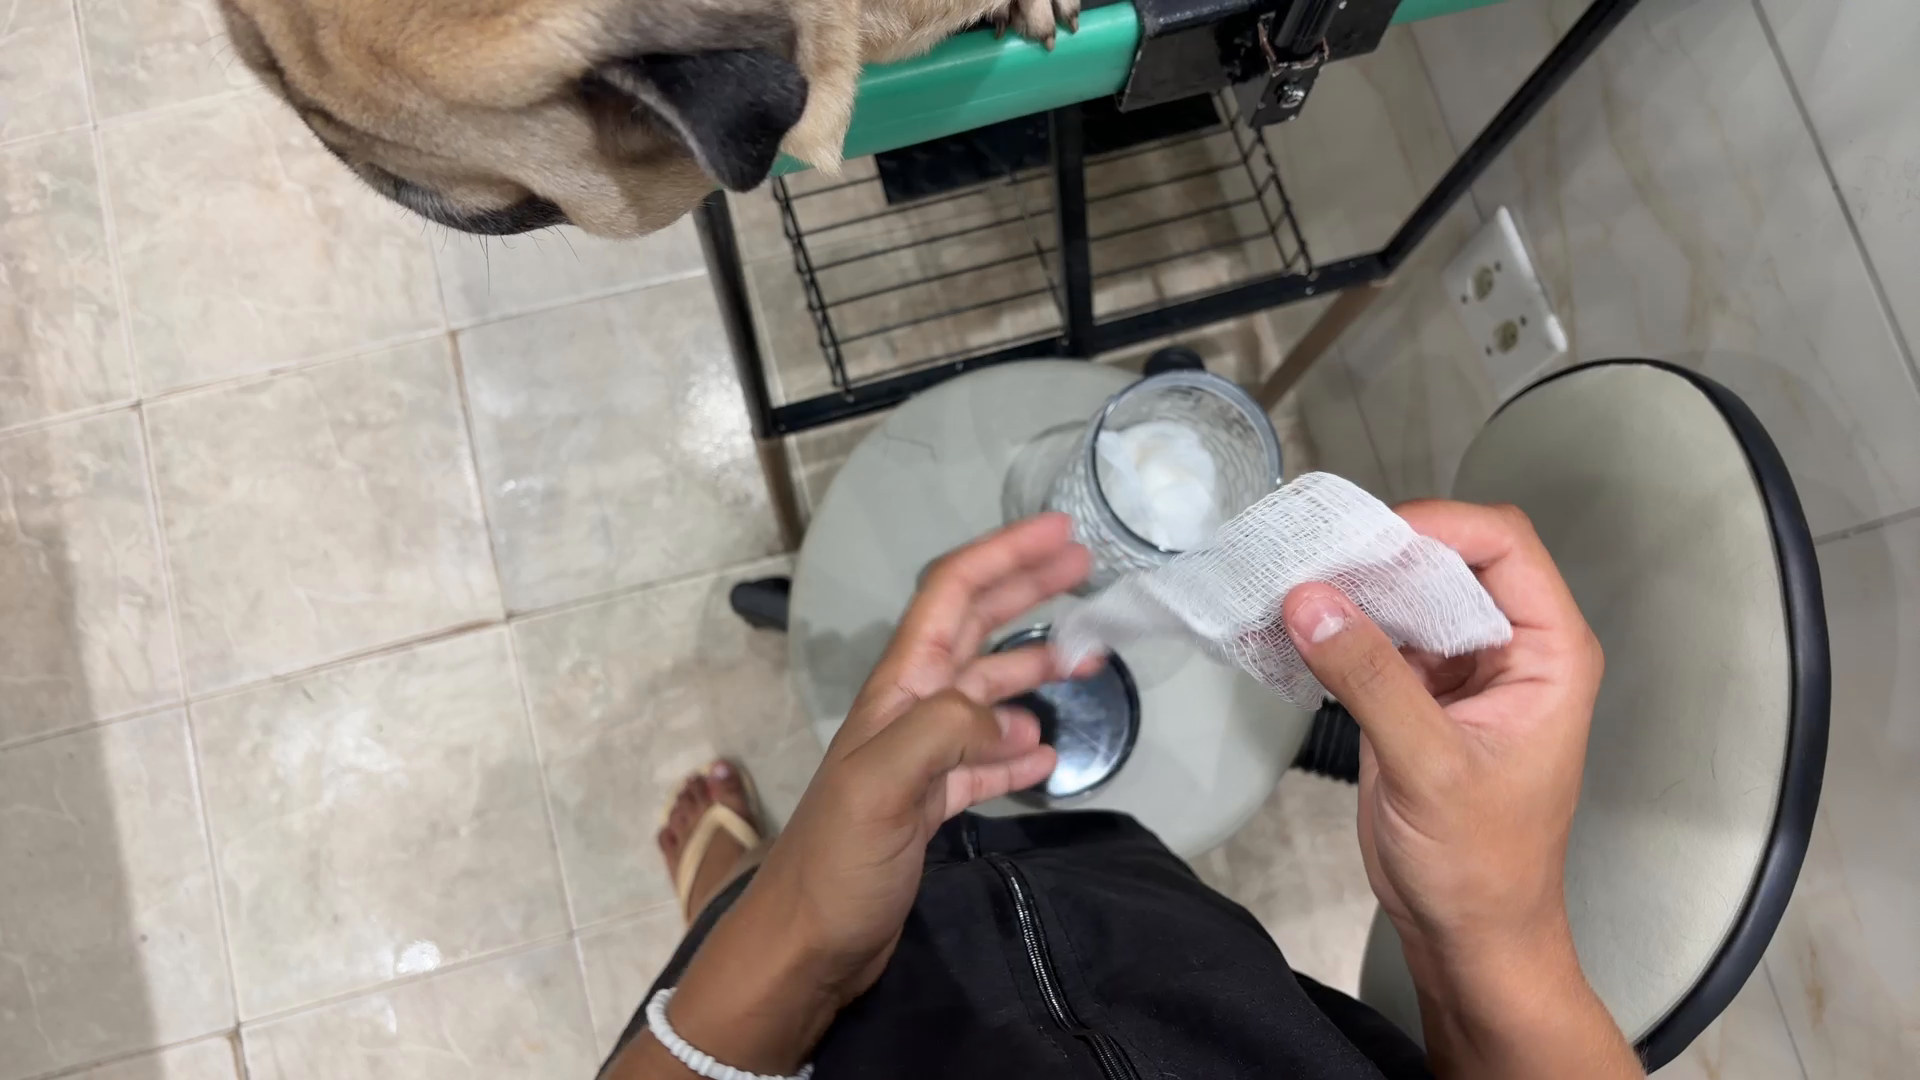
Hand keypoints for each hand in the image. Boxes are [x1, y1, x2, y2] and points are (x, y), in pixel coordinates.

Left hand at [620, 514, 1089, 1077]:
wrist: (809, 944)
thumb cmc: (837, 860)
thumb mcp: (882, 783)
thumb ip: (945, 730)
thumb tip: (1012, 724)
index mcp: (901, 683)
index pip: (955, 592)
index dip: (1005, 554)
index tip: (1061, 532)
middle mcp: (915, 704)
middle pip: (977, 625)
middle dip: (1027, 588)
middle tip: (1086, 566)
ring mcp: (926, 752)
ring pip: (990, 691)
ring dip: (1034, 670)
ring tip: (1087, 662)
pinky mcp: (935, 798)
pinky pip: (989, 758)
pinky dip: (1020, 750)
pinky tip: (1048, 756)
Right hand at [1283, 501, 1637, 1078]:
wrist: (1461, 922)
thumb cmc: (1481, 862)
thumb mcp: (1428, 766)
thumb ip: (1369, 678)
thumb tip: (1310, 600)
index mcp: (1544, 653)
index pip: (1501, 548)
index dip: (1436, 527)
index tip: (1361, 537)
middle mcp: (1499, 647)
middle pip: (1441, 560)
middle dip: (1375, 552)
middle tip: (1310, 557)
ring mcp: (1448, 666)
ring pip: (1397, 593)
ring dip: (1345, 586)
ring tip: (1290, 584)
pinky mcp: (1404, 687)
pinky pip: (1365, 631)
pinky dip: (1328, 622)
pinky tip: (1292, 625)